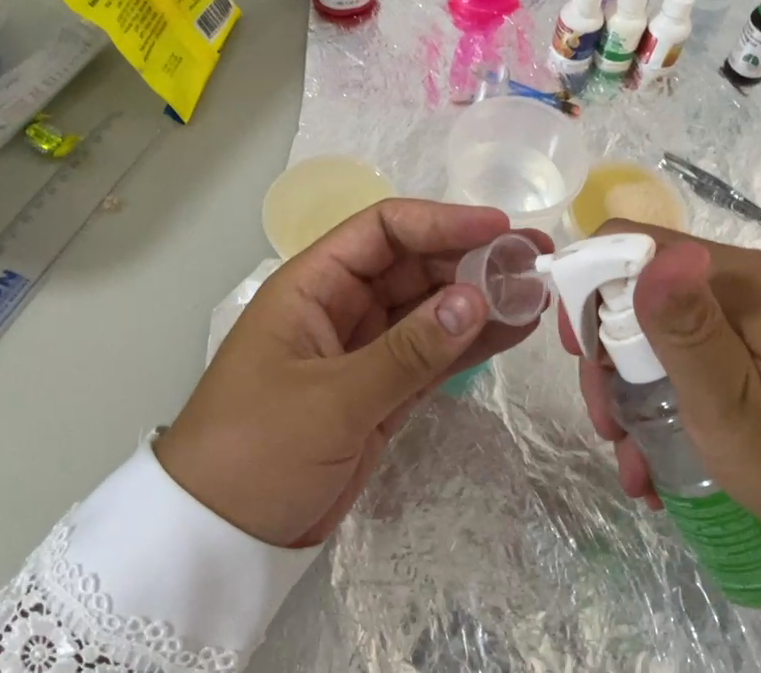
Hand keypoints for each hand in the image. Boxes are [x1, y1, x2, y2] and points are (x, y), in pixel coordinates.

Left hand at [157, 199, 547, 547]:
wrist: (221, 539)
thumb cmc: (256, 452)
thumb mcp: (331, 400)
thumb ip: (408, 351)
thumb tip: (477, 299)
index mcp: (313, 286)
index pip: (383, 231)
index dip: (441, 222)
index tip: (499, 230)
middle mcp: (342, 307)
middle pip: (415, 266)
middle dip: (473, 260)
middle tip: (537, 261)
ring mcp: (365, 350)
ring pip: (431, 309)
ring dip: (481, 300)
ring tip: (538, 291)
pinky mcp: (383, 391)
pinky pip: (434, 354)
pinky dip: (472, 343)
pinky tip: (514, 329)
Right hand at [560, 221, 760, 542]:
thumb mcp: (733, 403)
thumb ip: (686, 330)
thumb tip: (659, 251)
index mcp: (733, 279)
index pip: (632, 244)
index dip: (589, 288)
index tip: (580, 355)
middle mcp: (737, 285)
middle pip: (636, 295)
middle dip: (607, 360)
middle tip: (607, 425)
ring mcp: (745, 320)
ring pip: (655, 336)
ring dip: (629, 395)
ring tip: (633, 466)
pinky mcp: (752, 352)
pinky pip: (687, 362)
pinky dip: (662, 406)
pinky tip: (656, 463)